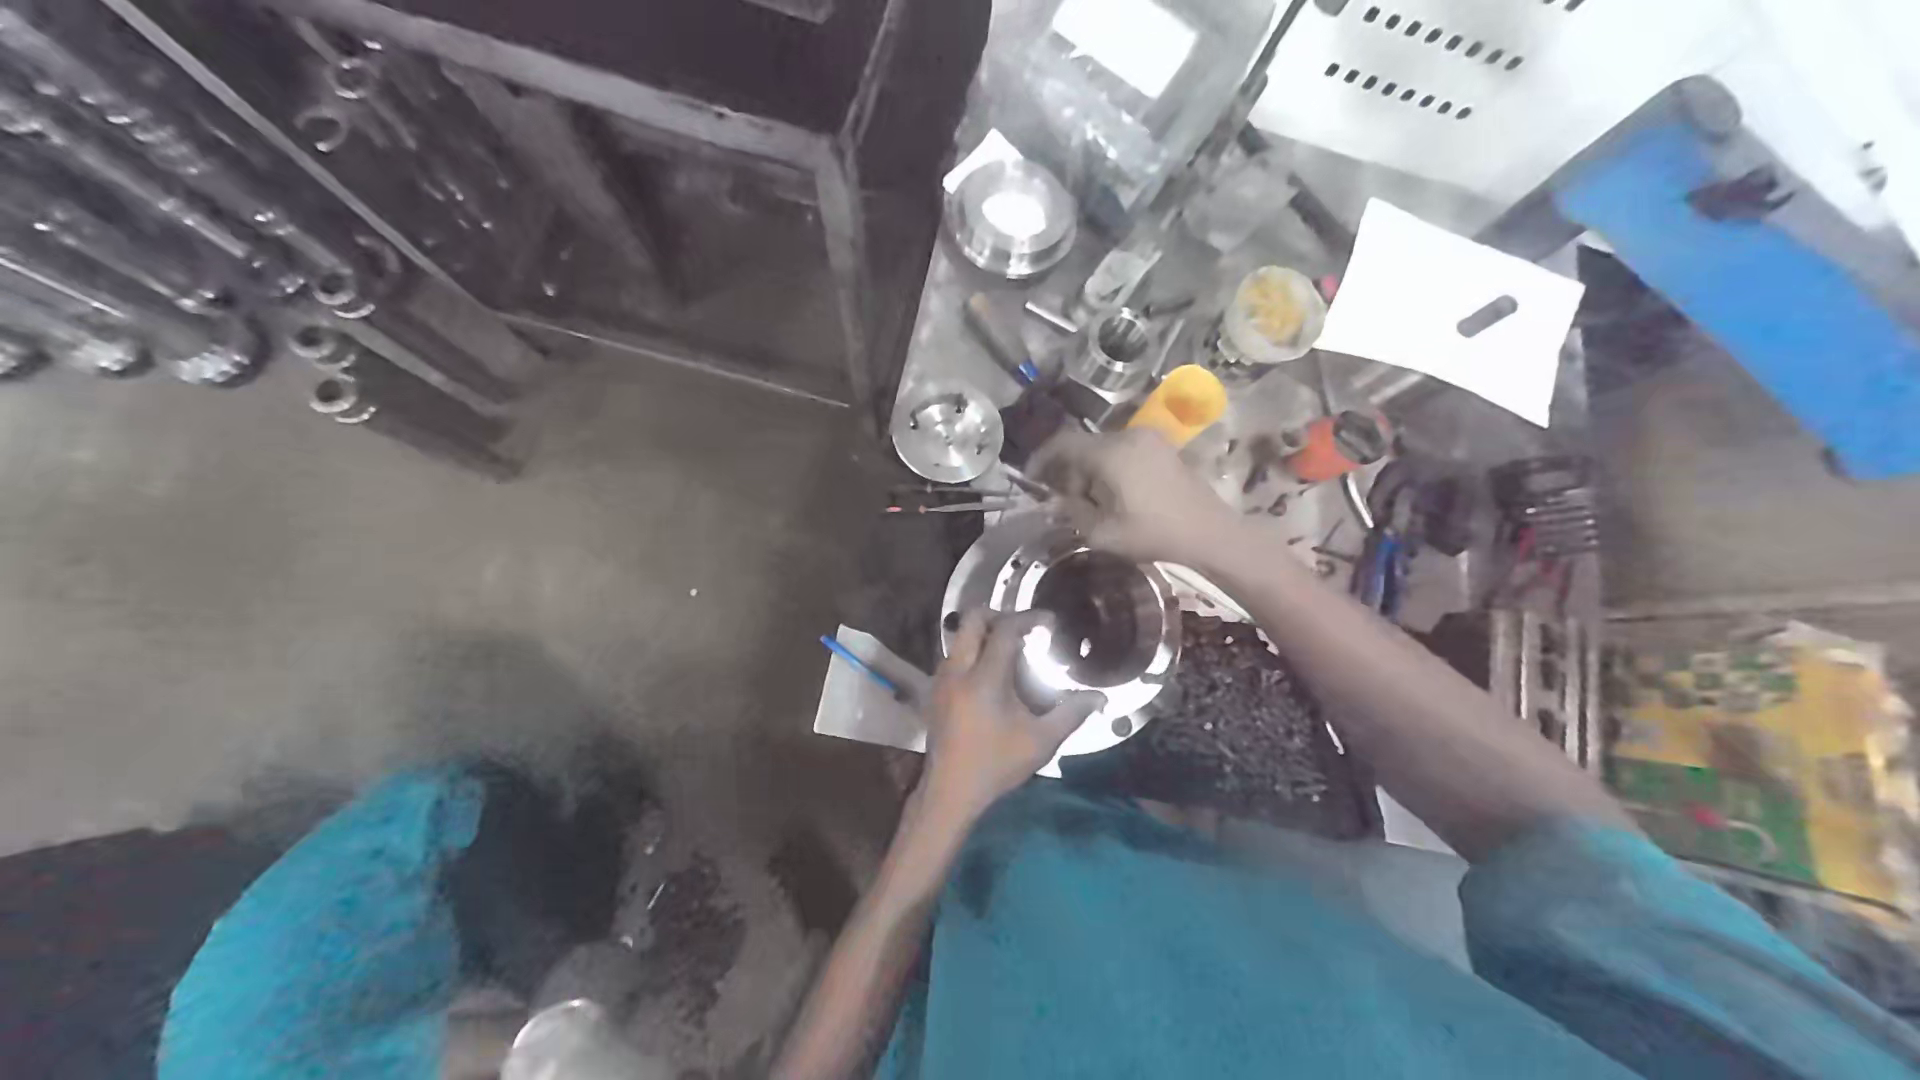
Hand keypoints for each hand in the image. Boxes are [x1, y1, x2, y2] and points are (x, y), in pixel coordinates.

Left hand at [920, 609, 1104, 820]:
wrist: (950, 791)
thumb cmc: (997, 764)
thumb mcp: (1041, 741)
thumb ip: (1071, 714)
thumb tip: (1100, 698)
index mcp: (984, 678)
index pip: (1005, 630)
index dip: (1029, 618)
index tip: (1049, 621)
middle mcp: (958, 670)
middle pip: (972, 620)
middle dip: (1000, 616)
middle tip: (1025, 630)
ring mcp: (942, 679)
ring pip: (959, 637)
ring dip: (984, 634)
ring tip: (1012, 652)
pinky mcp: (935, 690)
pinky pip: (954, 655)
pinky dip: (973, 651)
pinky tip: (992, 675)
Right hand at [1033, 429, 1241, 565]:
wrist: (1210, 533)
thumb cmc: (1154, 534)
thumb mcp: (1102, 532)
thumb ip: (1072, 512)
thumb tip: (1058, 502)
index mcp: (1110, 453)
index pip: (1063, 443)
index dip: (1041, 459)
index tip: (1031, 480)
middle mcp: (1128, 436)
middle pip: (1083, 446)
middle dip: (1068, 472)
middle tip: (1066, 502)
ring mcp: (1149, 439)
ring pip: (1102, 448)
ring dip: (1089, 471)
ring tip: (1091, 503)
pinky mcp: (1162, 447)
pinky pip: (1123, 451)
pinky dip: (1109, 468)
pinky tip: (1114, 495)